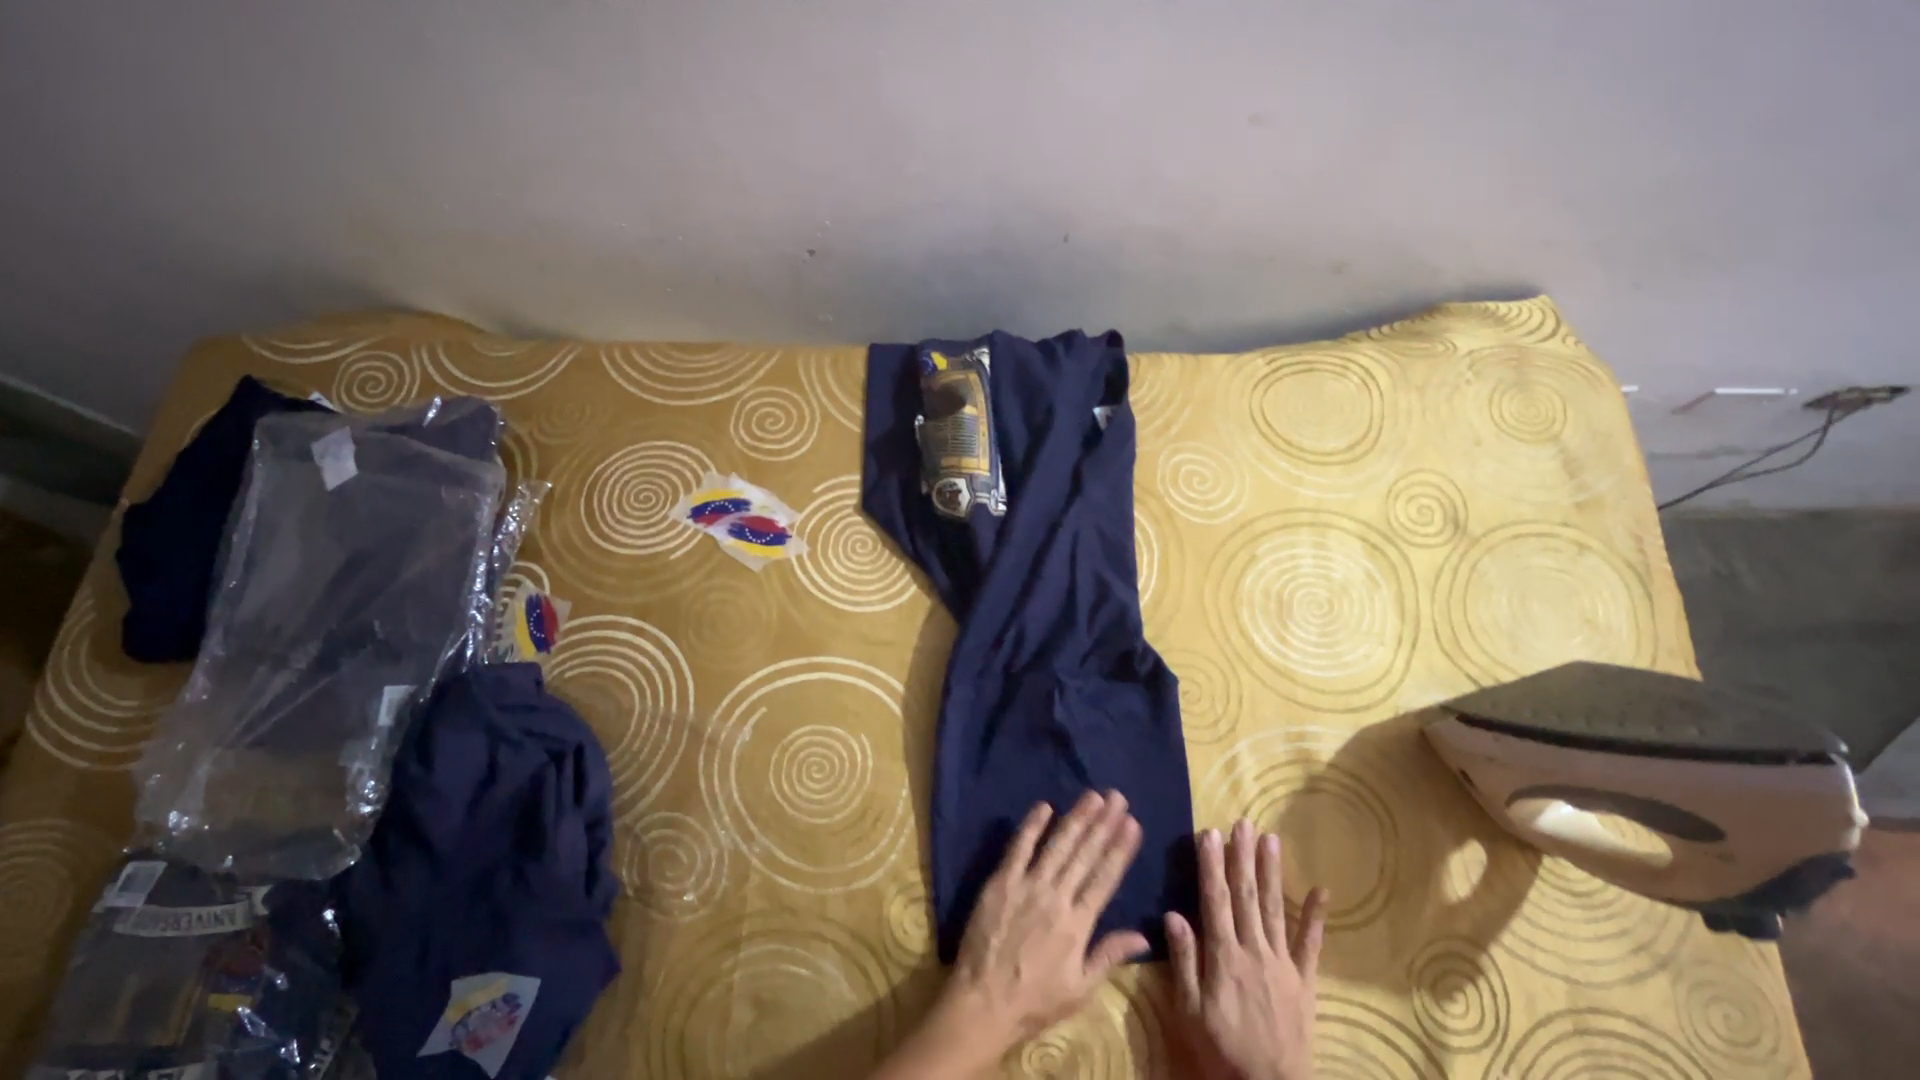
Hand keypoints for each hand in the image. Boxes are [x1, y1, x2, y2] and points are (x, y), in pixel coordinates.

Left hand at [870, 790, 1146, 1078]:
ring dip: (1076, 818)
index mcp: (1078, 924)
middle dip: (1103, 823)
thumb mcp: (1080, 989)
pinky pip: (1018, 849)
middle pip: (1084, 854)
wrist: (983, 1003)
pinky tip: (1044, 806)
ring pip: (1056, 845)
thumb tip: (1143, 936)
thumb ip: (1109, 956)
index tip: (1133, 823)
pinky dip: (1031, 826)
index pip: (1105, 878)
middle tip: (1118, 797)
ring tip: (1093, 795)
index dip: (1120, 849)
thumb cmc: (1034, 1002)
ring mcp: (1026, 886)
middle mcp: (1056, 897)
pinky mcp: (1000, 883)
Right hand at [1164, 819, 1326, 1079]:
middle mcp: (1254, 950)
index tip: (1208, 833)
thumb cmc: (1221, 1050)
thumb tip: (1173, 915)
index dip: (1211, 865)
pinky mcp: (1304, 982)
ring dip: (1271, 872)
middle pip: (1246, 895)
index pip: (1214, 899)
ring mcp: (1283, 964)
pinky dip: (1315, 916)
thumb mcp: (1189, 1011)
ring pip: (1275, 908)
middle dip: (1242, 857)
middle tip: (1242, 823)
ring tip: (1269, 839)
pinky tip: (1321, 890)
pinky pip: (1311, 944)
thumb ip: (1184, 962)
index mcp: (1223, 956)